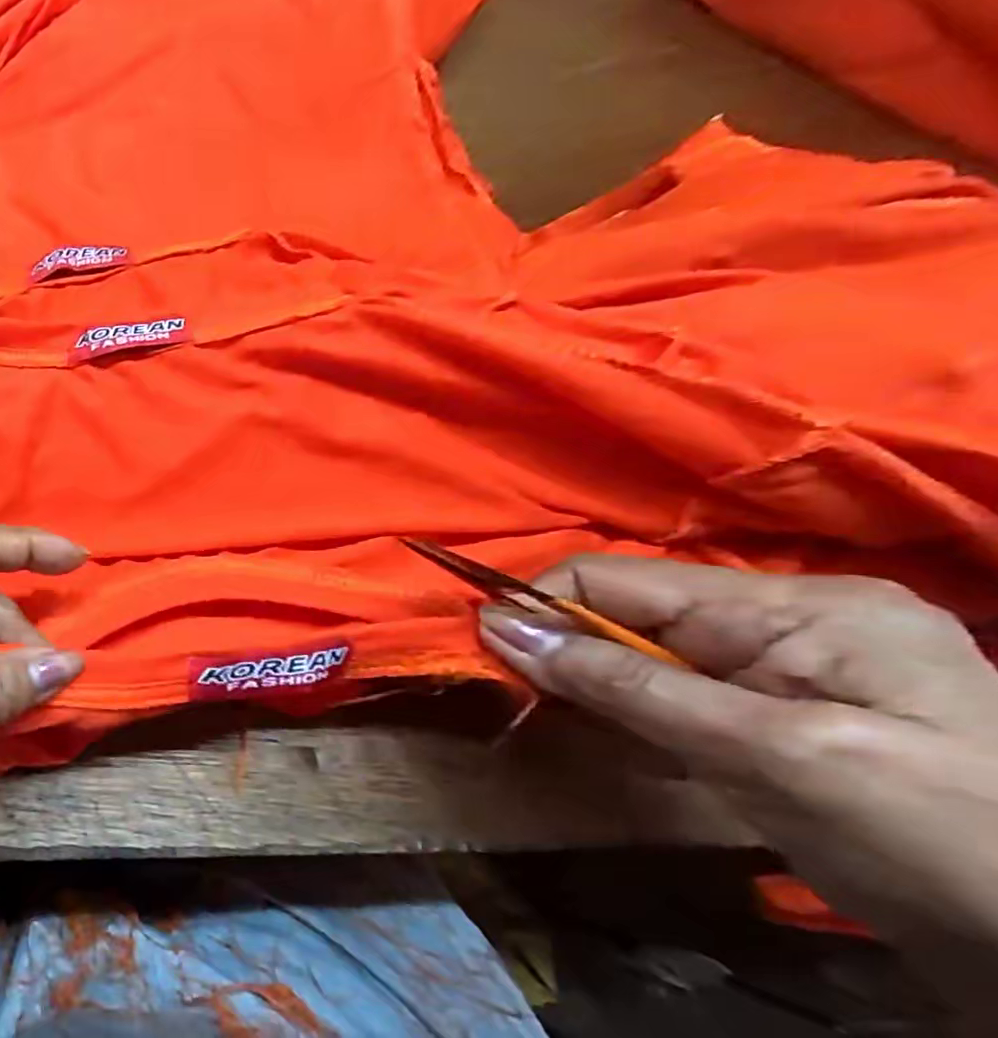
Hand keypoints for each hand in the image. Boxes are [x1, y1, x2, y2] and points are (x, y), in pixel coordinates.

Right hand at [479, 555, 997, 1021]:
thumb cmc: (939, 846)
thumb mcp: (768, 757)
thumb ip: (624, 686)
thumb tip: (497, 624)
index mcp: (796, 607)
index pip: (620, 579)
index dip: (543, 608)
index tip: (486, 654)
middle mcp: (791, 619)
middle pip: (631, 615)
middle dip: (570, 654)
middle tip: (527, 707)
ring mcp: (797, 667)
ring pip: (648, 657)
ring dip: (601, 694)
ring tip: (580, 736)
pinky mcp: (794, 712)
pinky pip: (682, 695)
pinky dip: (641, 720)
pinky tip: (636, 754)